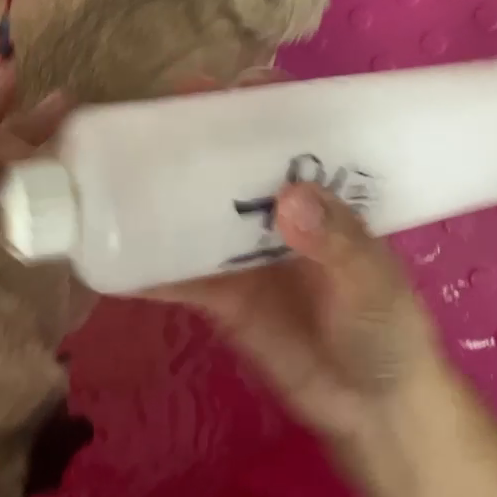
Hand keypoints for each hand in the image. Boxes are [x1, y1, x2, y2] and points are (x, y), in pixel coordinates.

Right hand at [151, 74, 447, 442]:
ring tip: (116, 162)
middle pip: (228, 161)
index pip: (287, 133)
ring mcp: (241, 253)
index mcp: (318, 193)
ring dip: (159, 186)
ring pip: (194, 208)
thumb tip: (290, 198)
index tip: (229, 86)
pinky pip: (176, 275)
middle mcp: (273, 213)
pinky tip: (108, 254)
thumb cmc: (388, 330)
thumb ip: (339, 242)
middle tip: (156, 111)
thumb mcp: (373, 281)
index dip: (258, 103)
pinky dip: (143, 266)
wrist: (373, 411)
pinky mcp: (220, 296)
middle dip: (193, 132)